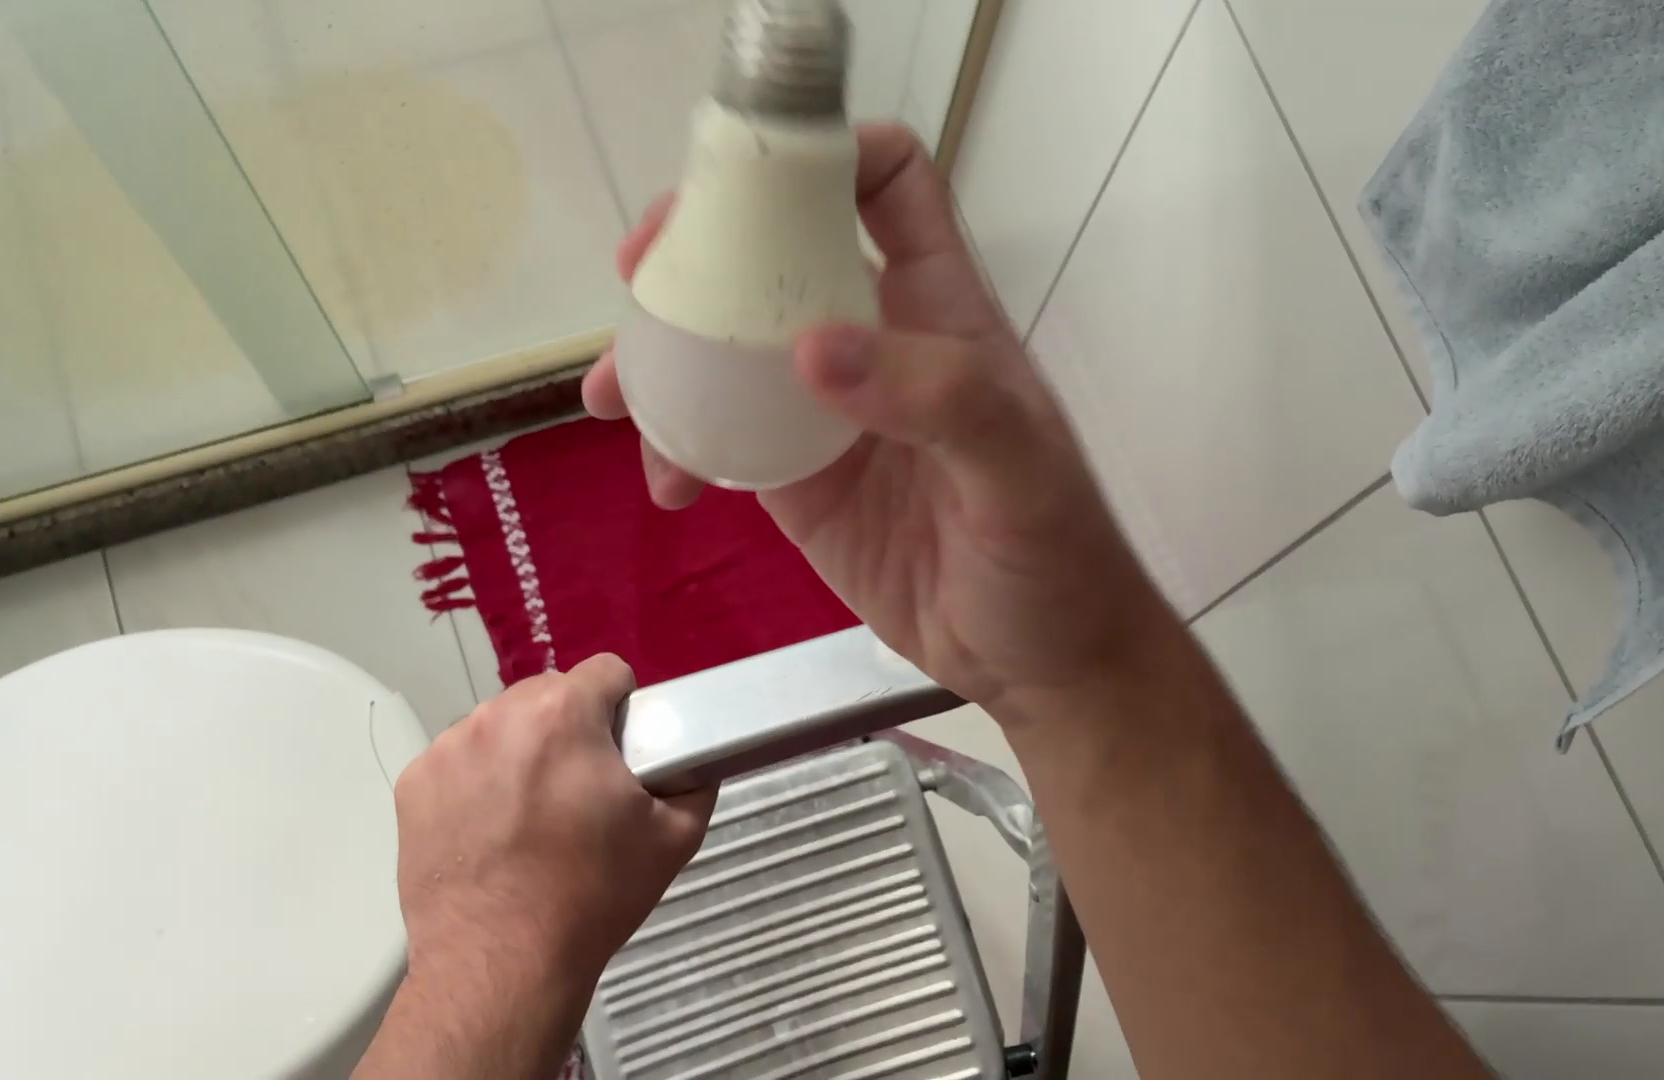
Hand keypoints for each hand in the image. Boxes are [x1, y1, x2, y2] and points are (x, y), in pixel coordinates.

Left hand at [391, 656, 715, 995]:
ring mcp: (449, 749)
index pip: (607, 670)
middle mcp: (500, 716)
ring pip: (504, 720)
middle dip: (573, 723)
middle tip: (584, 783)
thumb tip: (691, 758)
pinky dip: (481, 775)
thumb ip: (695, 778)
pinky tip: (493, 824)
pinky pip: (462, 755)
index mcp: (566, 715)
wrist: (501, 965)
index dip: (625, 705)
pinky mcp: (414, 784)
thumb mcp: (677, 835)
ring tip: (536, 807)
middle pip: (552, 691)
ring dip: (526, 745)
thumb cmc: (594, 893)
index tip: (624, 747)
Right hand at [584, 124, 1180, 714]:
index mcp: (940, 311)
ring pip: (730, 348)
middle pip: (777, 257)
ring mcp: (828, 415)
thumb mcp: (1019, 474)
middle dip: (701, 253)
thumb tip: (811, 350)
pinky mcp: (798, 482)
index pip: (888, 185)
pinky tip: (669, 484)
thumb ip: (939, 398)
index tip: (744, 182)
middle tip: (638, 276)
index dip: (822, 156)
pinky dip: (681, 448)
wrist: (1032, 658)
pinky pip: (722, 439)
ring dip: (666, 357)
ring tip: (611, 396)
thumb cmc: (1052, 558)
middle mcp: (876, 344)